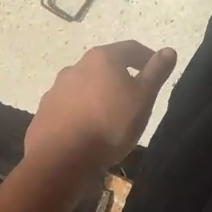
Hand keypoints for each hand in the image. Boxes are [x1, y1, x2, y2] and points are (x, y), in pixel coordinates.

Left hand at [22, 41, 176, 184]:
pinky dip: (79, 112)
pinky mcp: (43, 114)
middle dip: (120, 76)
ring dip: (98, 94)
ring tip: (108, 115)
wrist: (60, 163)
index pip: (131, 48)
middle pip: (105, 66)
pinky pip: (68, 107)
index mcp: (102, 58)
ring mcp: (55, 91)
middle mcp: (76, 67)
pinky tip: (86, 130)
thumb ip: (156, 72)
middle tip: (133, 95)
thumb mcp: (143, 98)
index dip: (147, 57)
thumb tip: (168, 50)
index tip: (156, 70)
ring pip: (84, 86)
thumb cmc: (109, 125)